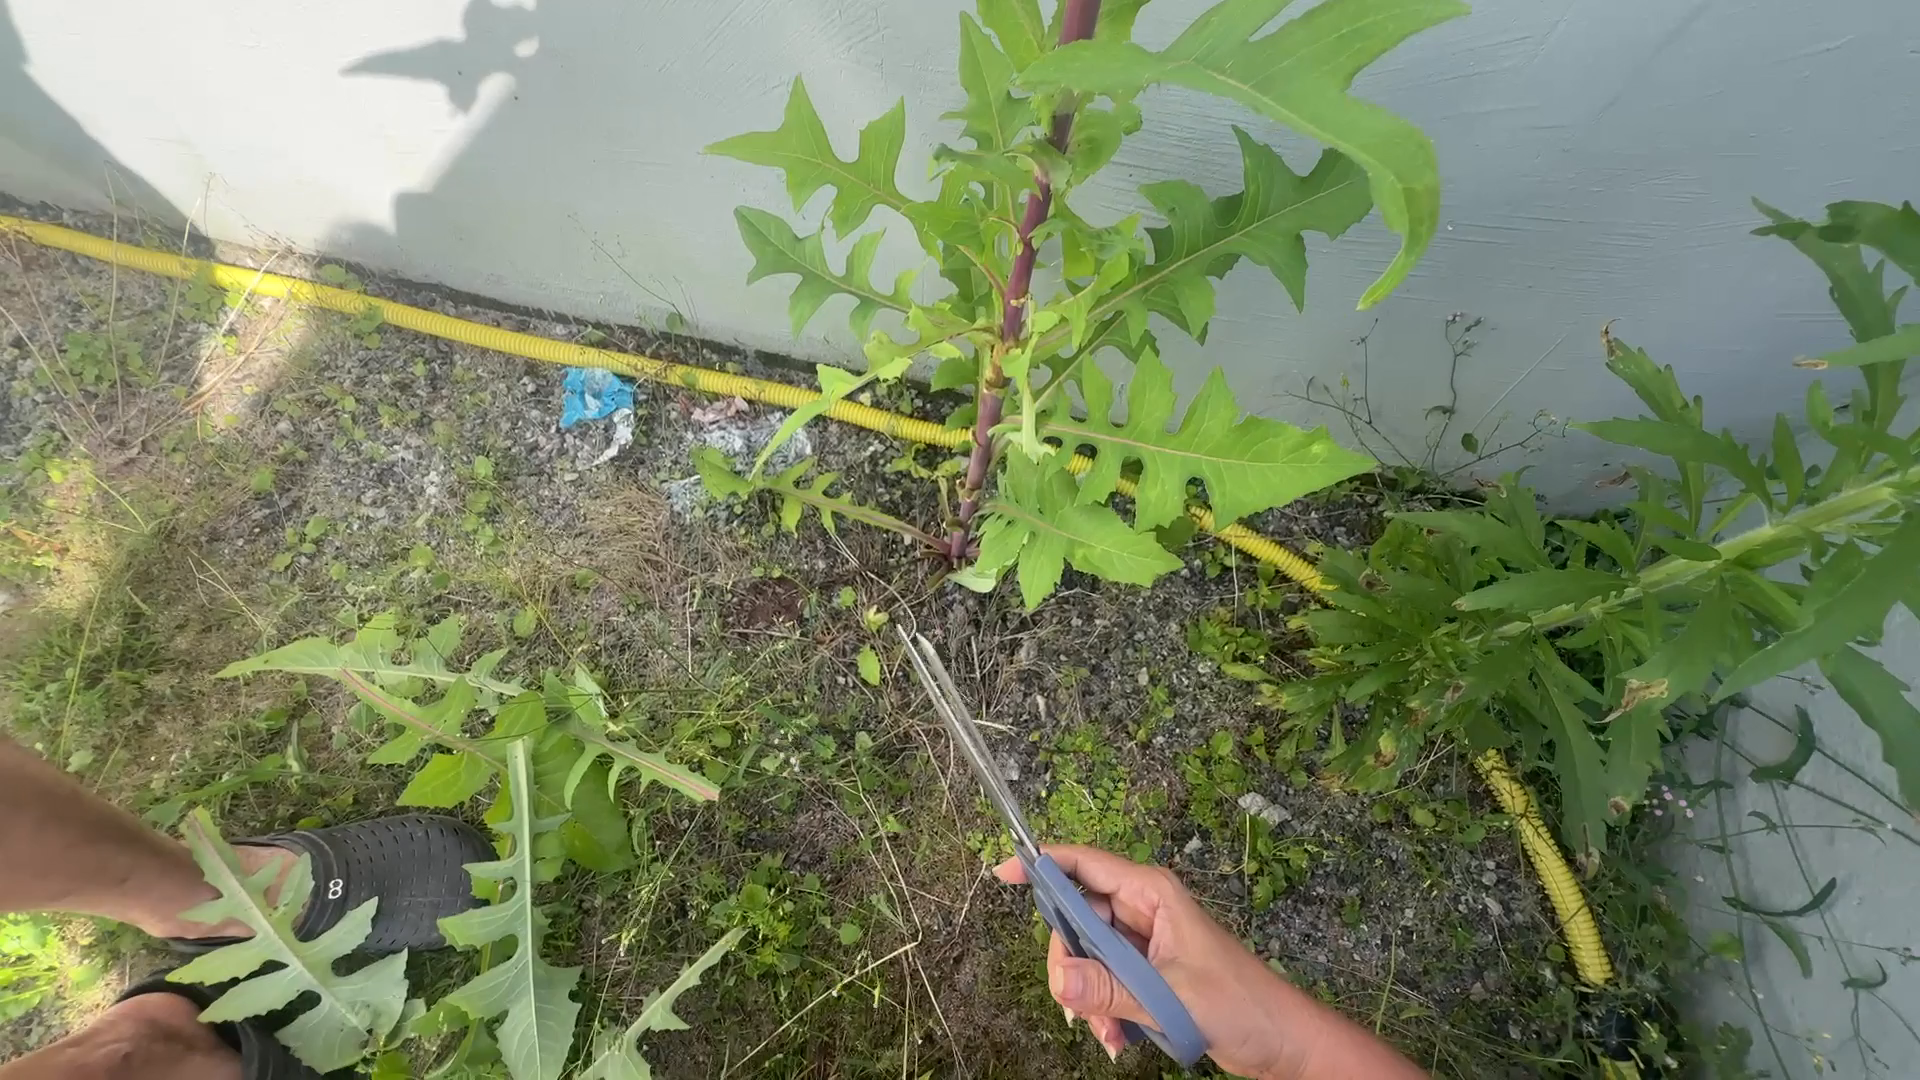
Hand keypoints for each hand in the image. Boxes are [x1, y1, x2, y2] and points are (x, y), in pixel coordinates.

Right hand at [994, 845, 1425, 1078]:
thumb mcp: (1170, 996)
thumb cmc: (1238, 1004)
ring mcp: (1141, 938)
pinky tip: (1115, 1042)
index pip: (1084, 864)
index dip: (1043, 864)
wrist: (1281, 1043)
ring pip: (1087, 952)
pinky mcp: (1144, 968)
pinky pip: (1103, 978)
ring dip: (1087, 993)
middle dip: (1069, 961)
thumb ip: (1111, 988)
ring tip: (1105, 1035)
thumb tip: (1056, 981)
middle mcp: (1140, 907)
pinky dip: (1101, 1008)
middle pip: (1077, 916)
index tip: (1003, 873)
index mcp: (1149, 892)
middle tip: (1074, 1004)